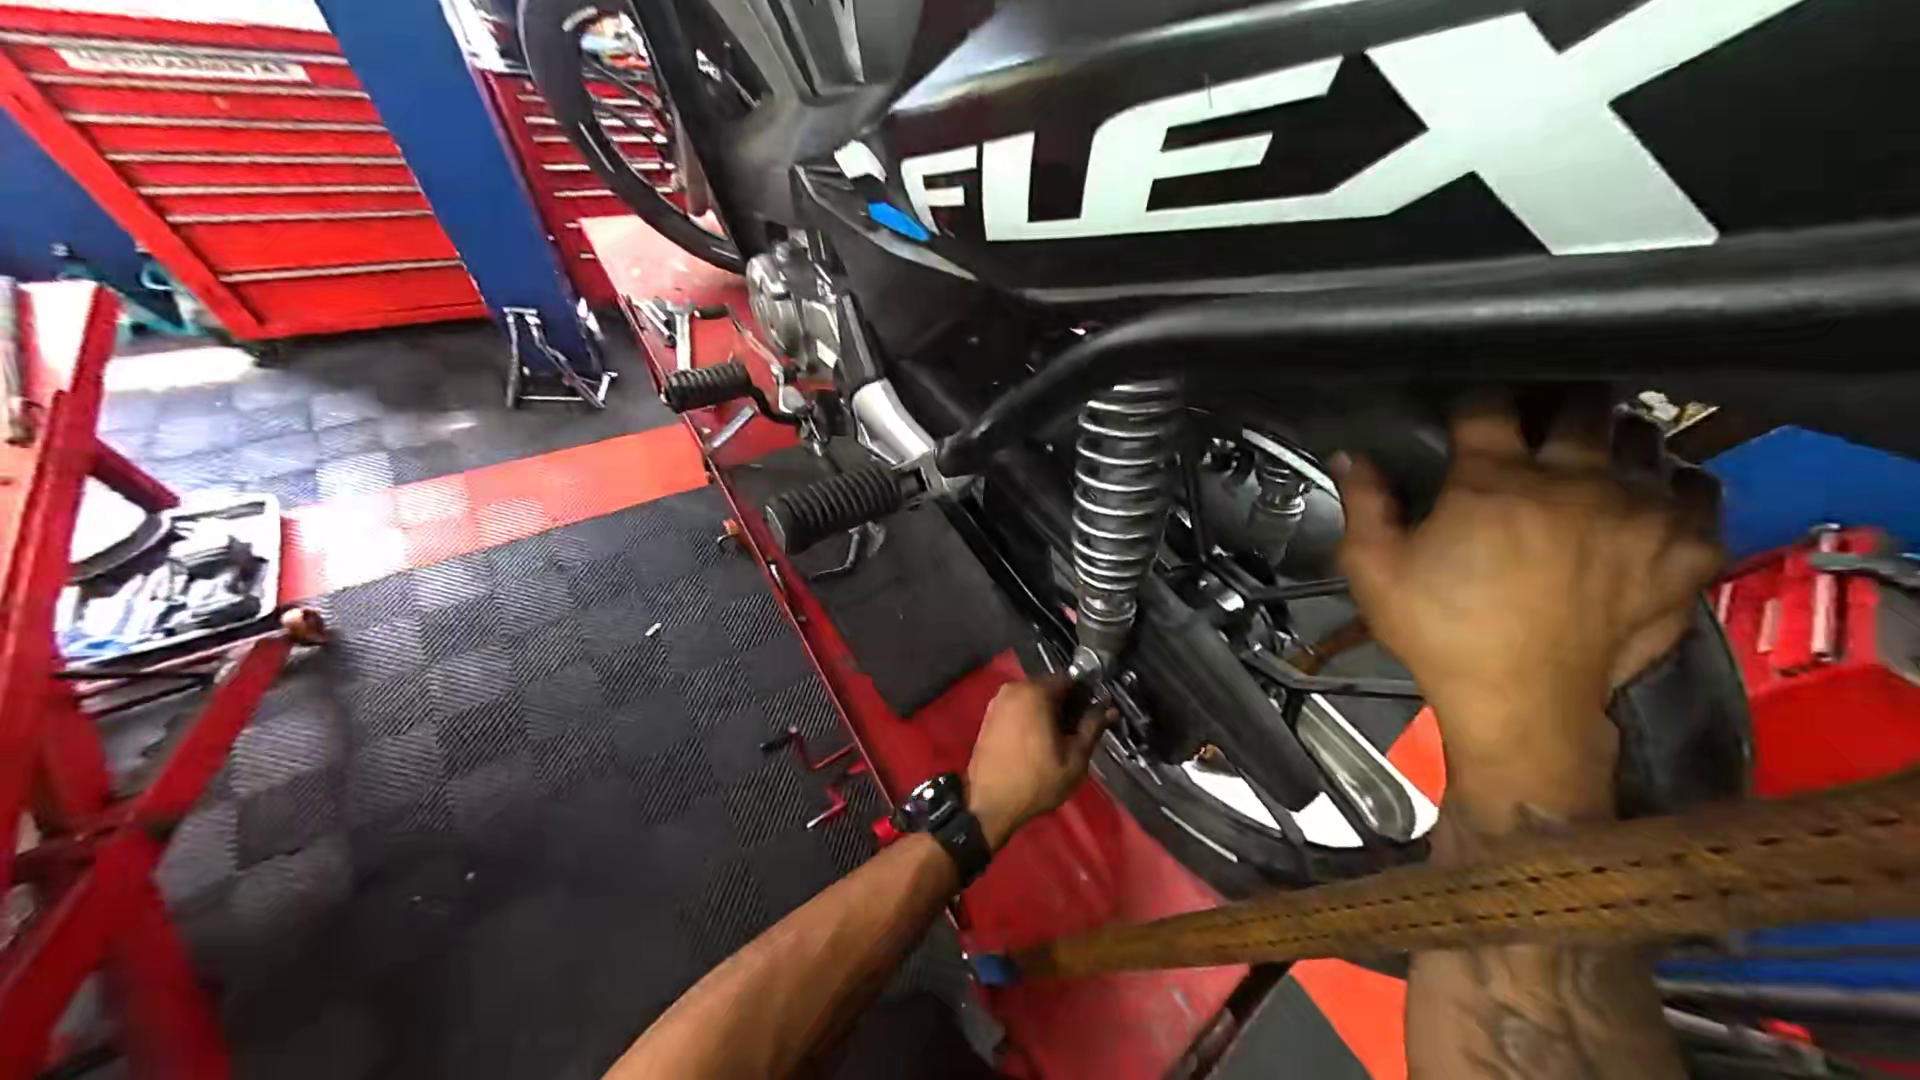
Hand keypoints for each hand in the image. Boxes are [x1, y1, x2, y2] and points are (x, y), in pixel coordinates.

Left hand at [966, 677, 1112, 850]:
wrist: (989, 804)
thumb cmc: (1036, 781)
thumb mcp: (1074, 759)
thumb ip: (1092, 728)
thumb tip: (1110, 710)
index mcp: (1034, 692)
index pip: (1069, 681)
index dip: (1085, 696)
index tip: (1093, 716)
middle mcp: (1013, 689)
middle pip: (1049, 688)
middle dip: (1066, 704)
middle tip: (1077, 731)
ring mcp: (998, 701)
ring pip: (1032, 698)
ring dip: (1047, 712)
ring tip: (1058, 740)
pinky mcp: (989, 716)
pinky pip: (1017, 708)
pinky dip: (1030, 717)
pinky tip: (1037, 741)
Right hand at [1334, 398, 1721, 809]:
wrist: (1520, 702)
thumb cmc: (1438, 631)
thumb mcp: (1373, 568)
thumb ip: (1363, 503)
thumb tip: (1349, 457)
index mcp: (1492, 482)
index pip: (1488, 406)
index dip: (1475, 399)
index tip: (1468, 409)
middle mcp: (1574, 484)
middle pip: (1581, 406)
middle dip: (1555, 401)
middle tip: (1537, 417)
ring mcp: (1640, 514)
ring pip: (1646, 437)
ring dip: (1614, 436)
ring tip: (1591, 450)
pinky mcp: (1684, 552)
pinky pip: (1698, 490)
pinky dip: (1672, 483)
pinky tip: (1645, 494)